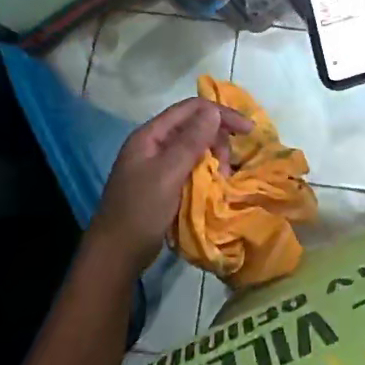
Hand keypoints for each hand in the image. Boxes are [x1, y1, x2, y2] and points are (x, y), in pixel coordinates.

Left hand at [90, 98, 253, 270]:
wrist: (115, 255)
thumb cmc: (140, 211)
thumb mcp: (168, 174)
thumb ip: (191, 141)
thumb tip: (213, 110)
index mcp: (150, 135)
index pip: (190, 109)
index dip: (220, 113)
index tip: (249, 130)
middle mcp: (153, 144)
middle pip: (193, 127)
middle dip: (217, 141)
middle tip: (227, 169)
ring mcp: (156, 165)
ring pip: (193, 149)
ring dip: (212, 159)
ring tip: (221, 181)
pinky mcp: (162, 184)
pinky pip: (189, 168)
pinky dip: (204, 173)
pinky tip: (213, 187)